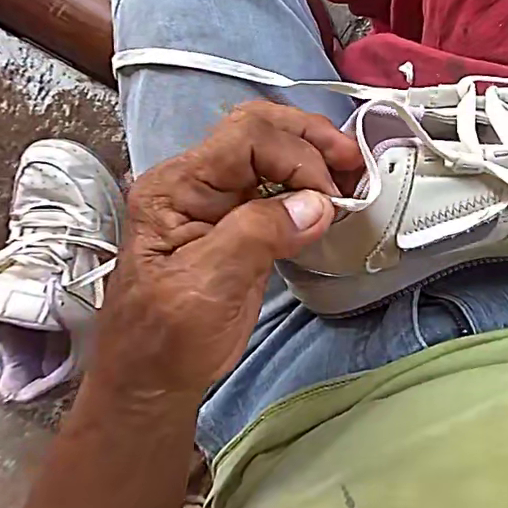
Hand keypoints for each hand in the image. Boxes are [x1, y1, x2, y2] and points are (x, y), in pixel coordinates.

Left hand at [90, 102, 364, 393]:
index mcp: (176, 189)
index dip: (297, 158)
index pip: (245, 139)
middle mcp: (196, 183)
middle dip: (311, 138)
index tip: (328, 197)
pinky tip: (334, 198)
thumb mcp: (204, 288)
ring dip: (317, 156)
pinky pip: (281, 184)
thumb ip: (257, 236)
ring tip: (351, 176)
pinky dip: (313, 184)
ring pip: (274, 150)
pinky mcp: (242, 219)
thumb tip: (316, 204)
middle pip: (259, 129)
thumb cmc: (164, 342)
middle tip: (353, 162)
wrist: (154, 379)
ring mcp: (219, 199)